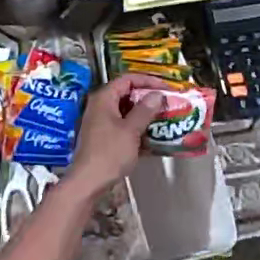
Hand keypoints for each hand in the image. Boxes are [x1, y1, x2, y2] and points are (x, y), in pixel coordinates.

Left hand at [65, 74, 169, 195]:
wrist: (89, 180)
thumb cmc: (109, 152)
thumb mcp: (130, 130)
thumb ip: (144, 111)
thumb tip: (157, 95)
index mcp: (104, 98)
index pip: (127, 80)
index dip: (148, 81)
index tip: (168, 88)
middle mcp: (100, 105)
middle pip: (126, 94)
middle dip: (148, 99)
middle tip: (169, 104)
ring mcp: (101, 121)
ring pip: (126, 112)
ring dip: (145, 115)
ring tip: (166, 120)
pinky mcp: (104, 137)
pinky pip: (124, 127)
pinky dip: (138, 129)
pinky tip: (155, 138)